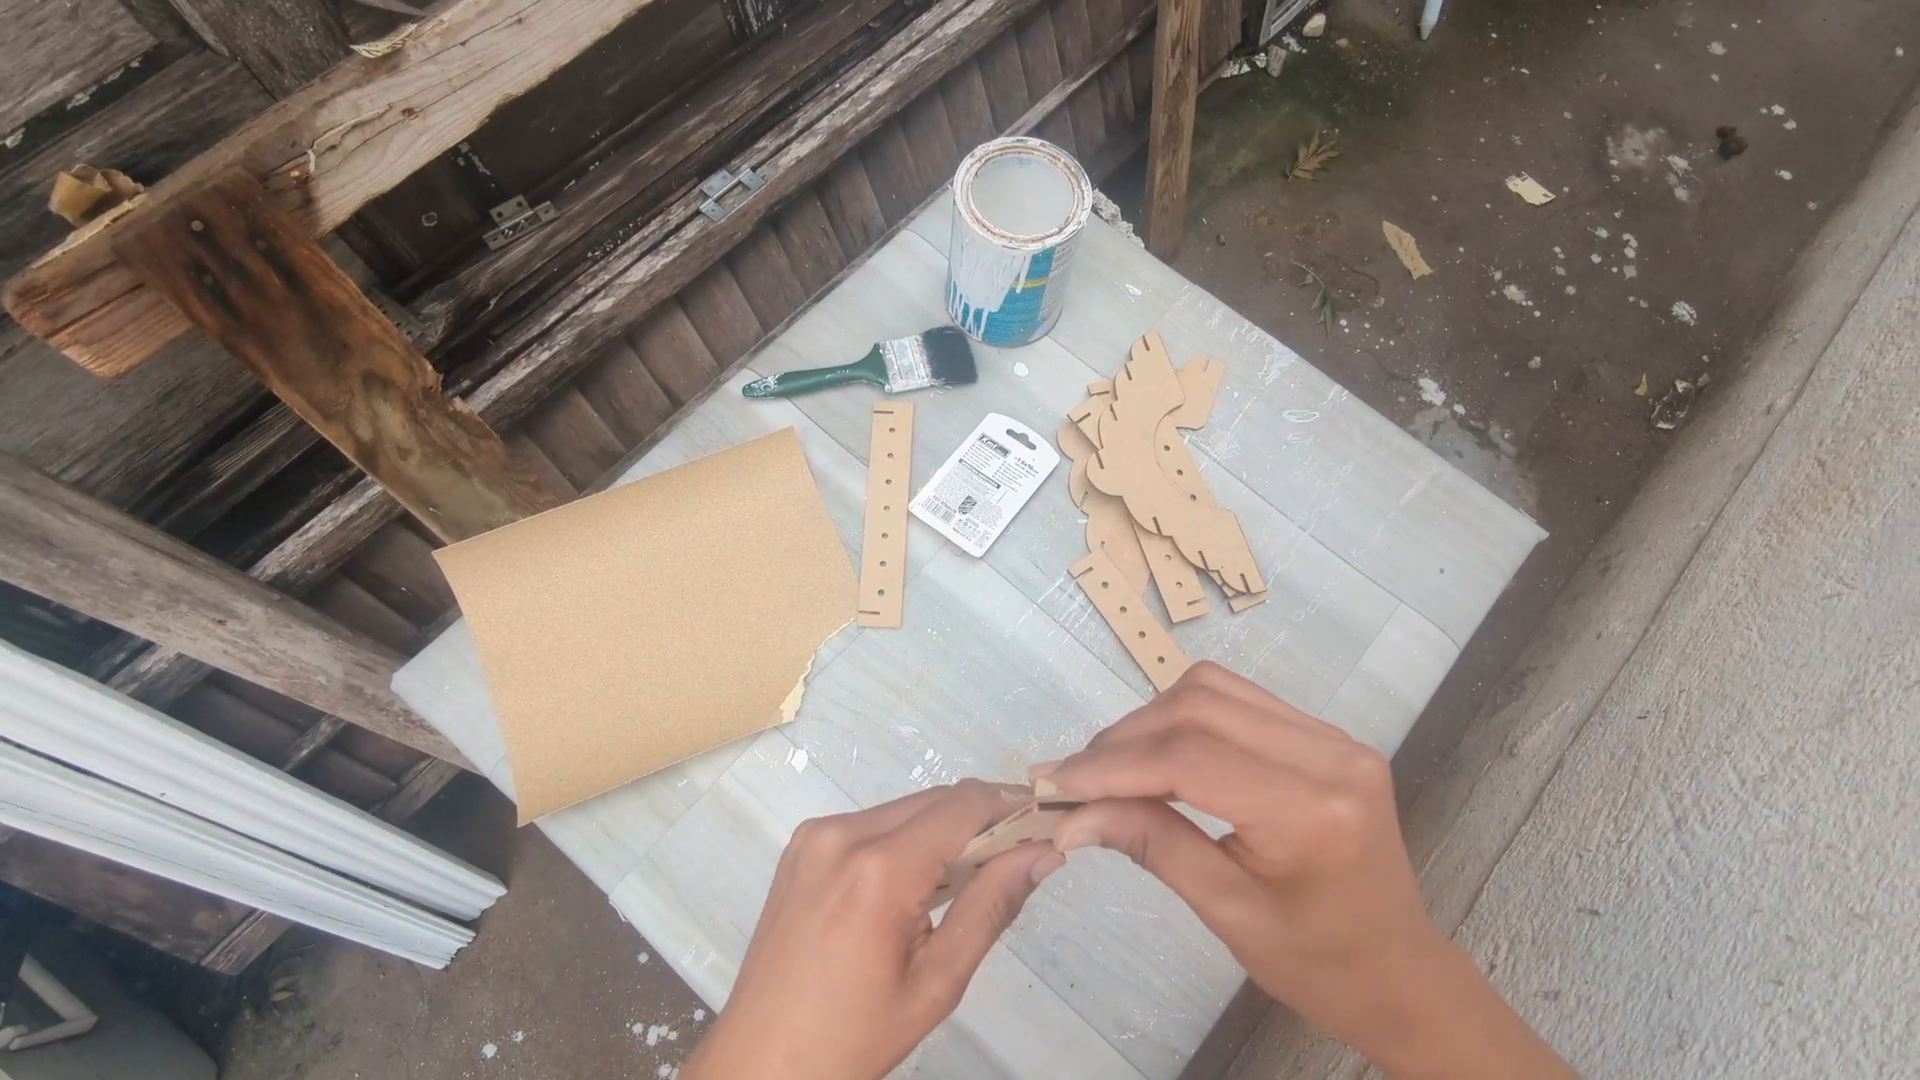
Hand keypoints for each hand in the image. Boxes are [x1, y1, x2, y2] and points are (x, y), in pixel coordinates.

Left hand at [681, 780, 1064, 1079]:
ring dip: (943, 828)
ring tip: (965, 877)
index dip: (1009, 806)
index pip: (963, 804)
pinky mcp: (802, 844)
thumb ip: (992, 906)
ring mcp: (817, 834)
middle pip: (935, 800)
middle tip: (1014, 856)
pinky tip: (915, 881)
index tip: (1042, 826)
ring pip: (904, 808)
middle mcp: (844, 833)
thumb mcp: (937, 982)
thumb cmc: (854, 1034)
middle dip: (980, 819)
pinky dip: (904, 837)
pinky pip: (871, 822)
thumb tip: (1043, 853)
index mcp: (880, 869)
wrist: (760, 1059)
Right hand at [1035, 663, 1573, 1079]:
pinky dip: (1184, 718)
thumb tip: (1069, 817)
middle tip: (1076, 778)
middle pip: (1198, 706)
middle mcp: (1330, 754)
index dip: (1112, 766)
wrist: (1401, 972)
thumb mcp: (1226, 912)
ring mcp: (1333, 737)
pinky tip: (1159, 754)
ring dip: (1150, 721)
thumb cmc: (1317, 965)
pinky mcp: (1325, 735)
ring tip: (1111, 767)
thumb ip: (1150, 844)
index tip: (1055, 783)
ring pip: (1212, 690)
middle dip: (1124, 738)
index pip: (1190, 758)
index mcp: (1312, 810)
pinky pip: (1236, 700)